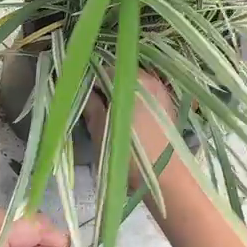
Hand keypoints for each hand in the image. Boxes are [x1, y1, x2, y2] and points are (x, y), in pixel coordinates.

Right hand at [84, 70, 180, 185]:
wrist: (167, 179)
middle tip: (90, 103)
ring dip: (118, 93)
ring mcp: (162, 92)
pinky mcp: (168, 106)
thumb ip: (91, 106)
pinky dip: (132, 100)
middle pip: (120, 74)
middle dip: (104, 85)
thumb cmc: (130, 155)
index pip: (103, 67)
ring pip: (132, 85)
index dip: (87, 78)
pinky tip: (124, 117)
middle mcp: (151, 80)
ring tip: (106, 112)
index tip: (78, 91)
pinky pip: (144, 95)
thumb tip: (82, 91)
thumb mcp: (101, 131)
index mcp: (134, 80)